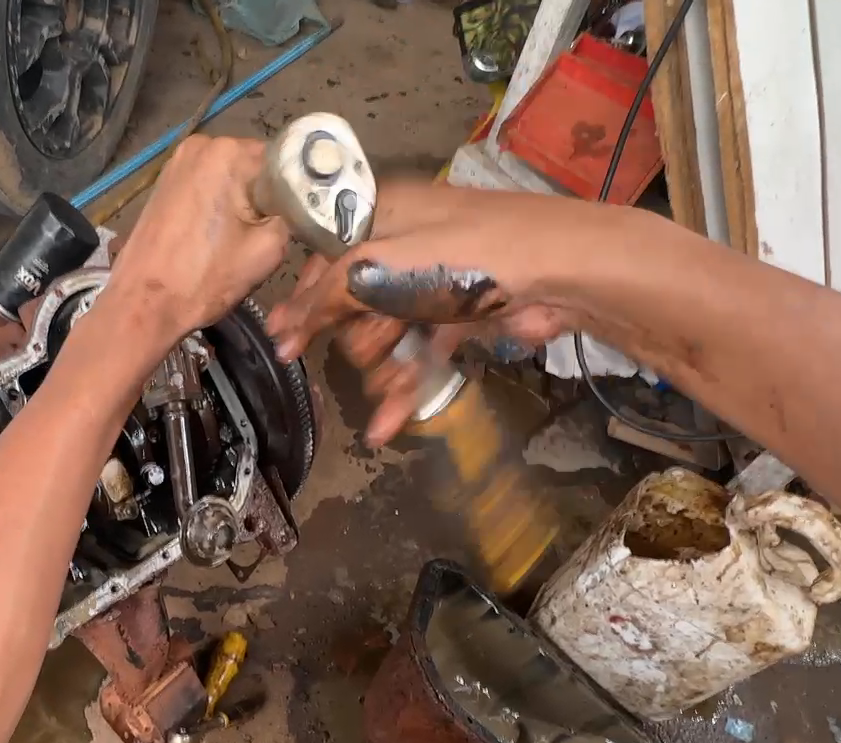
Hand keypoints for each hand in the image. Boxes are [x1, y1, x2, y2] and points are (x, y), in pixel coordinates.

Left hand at [95, 136, 291, 346]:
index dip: (292, 193)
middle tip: (259, 241)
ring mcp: (175, 164)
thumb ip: (292, 216)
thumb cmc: (204, 279)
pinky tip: (210, 241)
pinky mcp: (162, 186)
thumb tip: (292, 207)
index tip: (292, 224)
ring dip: (238, 208)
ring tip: (232, 245)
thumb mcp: (267, 250)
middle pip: (252, 169)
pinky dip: (215, 212)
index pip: (282, 161)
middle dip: (262, 200)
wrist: (143, 305)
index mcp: (228, 151)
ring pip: (228, 182)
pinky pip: (204, 191)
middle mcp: (200, 145)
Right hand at [265, 188, 594, 445]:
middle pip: (350, 309)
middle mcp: (399, 250)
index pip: (320, 263)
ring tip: (390, 387)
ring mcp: (427, 288)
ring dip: (382, 371)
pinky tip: (385, 428)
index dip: (302, 304)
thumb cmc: (461, 257)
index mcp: (377, 218)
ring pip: (383, 340)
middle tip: (375, 343)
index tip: (281, 342)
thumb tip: (282, 333)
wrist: (559, 274)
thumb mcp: (377, 268)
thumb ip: (324, 298)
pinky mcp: (452, 322)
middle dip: (358, 338)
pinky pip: (413, 360)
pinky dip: (402, 393)